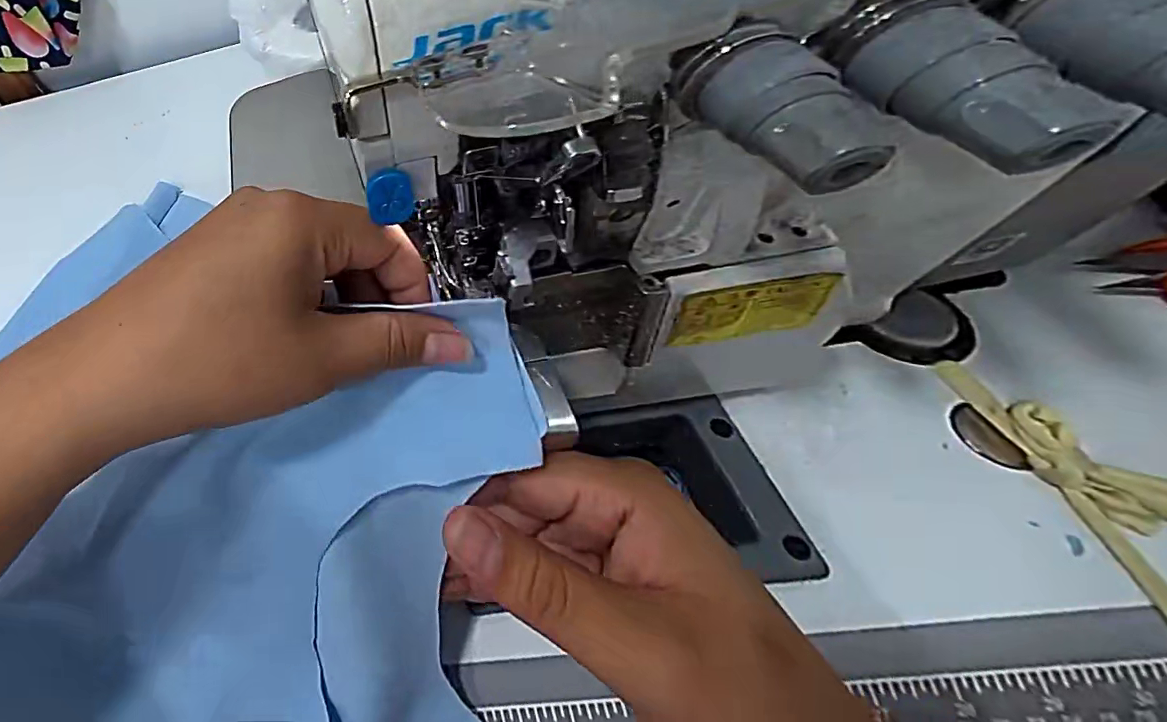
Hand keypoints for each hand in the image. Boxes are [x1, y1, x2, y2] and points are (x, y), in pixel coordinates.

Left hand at [35, 188, 473, 451]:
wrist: (106, 373)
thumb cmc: (223, 361)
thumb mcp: (320, 357)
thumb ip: (395, 342)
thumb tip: (457, 341)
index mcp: (300, 213)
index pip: (385, 239)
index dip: (411, 290)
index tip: (413, 340)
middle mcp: (266, 201)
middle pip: (345, 240)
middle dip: (367, 295)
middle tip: (360, 353)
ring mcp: (229, 219)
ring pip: (307, 251)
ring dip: (329, 297)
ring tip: (315, 350)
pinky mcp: (205, 243)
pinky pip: (269, 257)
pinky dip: (291, 292)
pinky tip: (273, 334)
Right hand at [441, 453, 871, 721]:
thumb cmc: (746, 694)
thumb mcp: (635, 640)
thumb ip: (541, 584)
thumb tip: (460, 528)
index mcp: (626, 492)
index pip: (522, 473)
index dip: (471, 492)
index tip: (419, 512)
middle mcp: (612, 502)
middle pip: (519, 497)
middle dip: (472, 525)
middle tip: (419, 552)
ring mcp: (607, 537)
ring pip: (523, 529)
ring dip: (483, 552)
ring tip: (434, 571)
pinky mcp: (602, 573)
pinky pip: (539, 561)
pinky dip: (504, 575)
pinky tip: (471, 586)